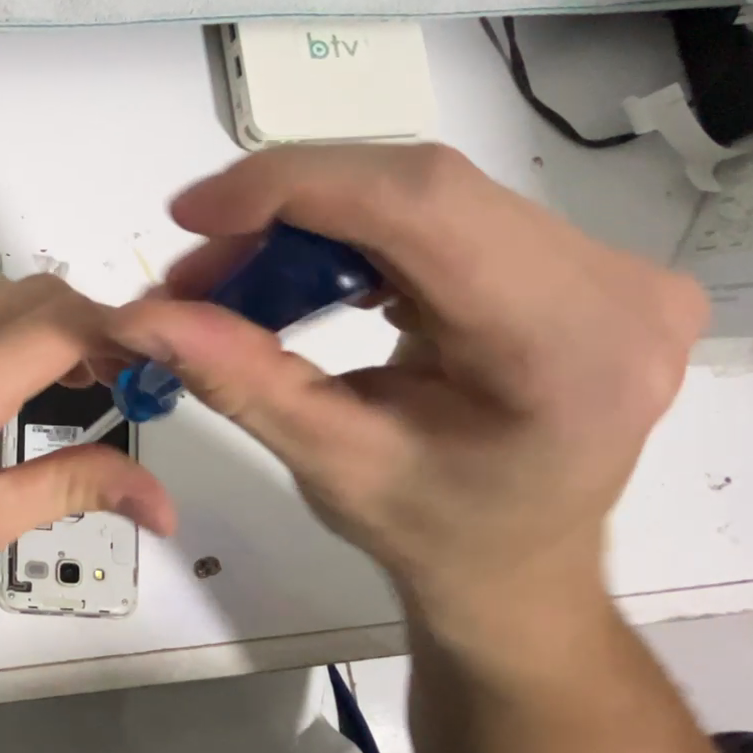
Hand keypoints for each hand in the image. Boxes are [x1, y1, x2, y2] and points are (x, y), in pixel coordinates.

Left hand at [0, 275, 174, 603]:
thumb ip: (76, 487)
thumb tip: (161, 502)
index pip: (61, 324)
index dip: (120, 334)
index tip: (150, 367)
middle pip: (36, 294)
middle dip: (91, 325)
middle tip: (116, 381)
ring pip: (0, 290)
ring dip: (48, 319)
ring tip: (71, 378)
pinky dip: (5, 320)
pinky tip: (12, 371)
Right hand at [111, 145, 707, 630]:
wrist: (516, 565)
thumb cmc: (430, 534)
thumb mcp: (324, 460)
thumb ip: (236, 378)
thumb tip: (139, 316)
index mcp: (567, 346)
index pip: (422, 205)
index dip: (295, 187)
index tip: (192, 215)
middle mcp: (613, 284)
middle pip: (420, 190)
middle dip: (286, 211)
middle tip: (198, 268)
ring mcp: (606, 264)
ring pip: (423, 193)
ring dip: (311, 222)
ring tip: (239, 280)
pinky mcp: (574, 260)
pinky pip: (439, 214)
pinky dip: (350, 234)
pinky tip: (307, 278)